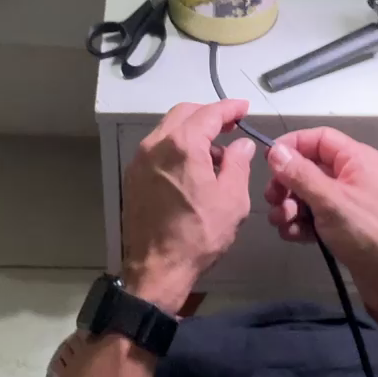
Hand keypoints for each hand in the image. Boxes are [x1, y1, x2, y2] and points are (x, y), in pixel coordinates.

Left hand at [120, 99, 256, 315]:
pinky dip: (177, 146)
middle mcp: (156, 144)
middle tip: (230, 125)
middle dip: (208, 114)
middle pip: (183, 113)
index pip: (209, 113)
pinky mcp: (133, 176)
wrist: (157, 268)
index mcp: (183, 145)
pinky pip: (157, 148)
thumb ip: (238, 163)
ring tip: (214, 151)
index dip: (229, 108)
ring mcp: (140, 160)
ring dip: (192, 131)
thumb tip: (240, 144)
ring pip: (168, 129)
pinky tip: (193, 166)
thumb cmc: (199, 235)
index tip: (244, 108)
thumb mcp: (232, 199)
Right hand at [263, 127, 377, 321]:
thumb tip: (274, 151)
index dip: (292, 145)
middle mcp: (354, 177)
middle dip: (287, 183)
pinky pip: (316, 217)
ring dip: (291, 206)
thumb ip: (300, 174)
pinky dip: (302, 224)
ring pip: (310, 195)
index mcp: (357, 160)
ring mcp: (349, 204)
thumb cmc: (368, 233)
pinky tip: (294, 236)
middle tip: (272, 199)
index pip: (319, 138)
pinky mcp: (345, 228)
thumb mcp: (330, 200)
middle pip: (310, 167)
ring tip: (282, 222)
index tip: (267, 161)